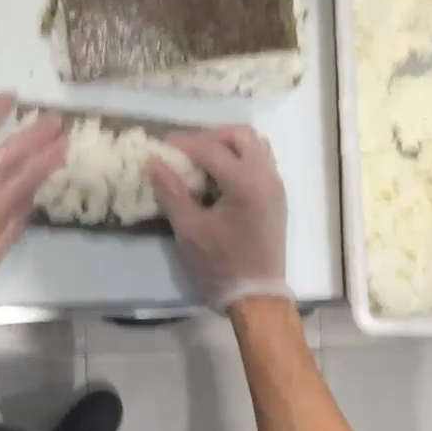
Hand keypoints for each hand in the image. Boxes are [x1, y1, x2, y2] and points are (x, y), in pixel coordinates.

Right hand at [148, 125, 290, 308]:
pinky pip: (263, 163)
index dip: (184, 144)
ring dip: (230, 146)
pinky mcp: (278, 198)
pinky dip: (242, 160)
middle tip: (187, 152)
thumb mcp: (189, 229)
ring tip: (205, 163)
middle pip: (241, 135)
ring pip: (256, 146)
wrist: (255, 295)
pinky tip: (222, 180)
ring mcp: (276, 186)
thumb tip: (154, 162)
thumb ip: (171, 191)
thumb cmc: (220, 264)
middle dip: (211, 137)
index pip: (211, 149)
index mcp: (244, 183)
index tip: (162, 146)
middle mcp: (266, 176)